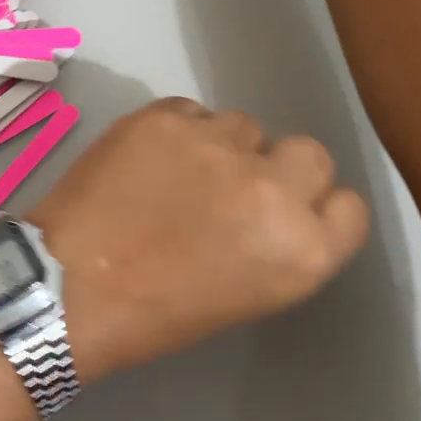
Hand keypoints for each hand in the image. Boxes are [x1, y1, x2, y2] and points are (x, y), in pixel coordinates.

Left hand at [26, 98, 368, 382]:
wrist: (72, 285)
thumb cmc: (159, 310)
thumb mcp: (249, 289)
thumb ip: (280, 241)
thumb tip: (277, 203)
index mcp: (303, 248)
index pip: (348, 206)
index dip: (317, 207)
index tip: (291, 211)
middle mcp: (272, 188)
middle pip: (309, 152)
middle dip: (280, 167)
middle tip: (239, 185)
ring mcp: (216, 144)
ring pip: (245, 124)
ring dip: (225, 144)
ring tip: (182, 172)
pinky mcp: (164, 116)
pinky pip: (192, 110)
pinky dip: (179, 129)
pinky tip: (150, 157)